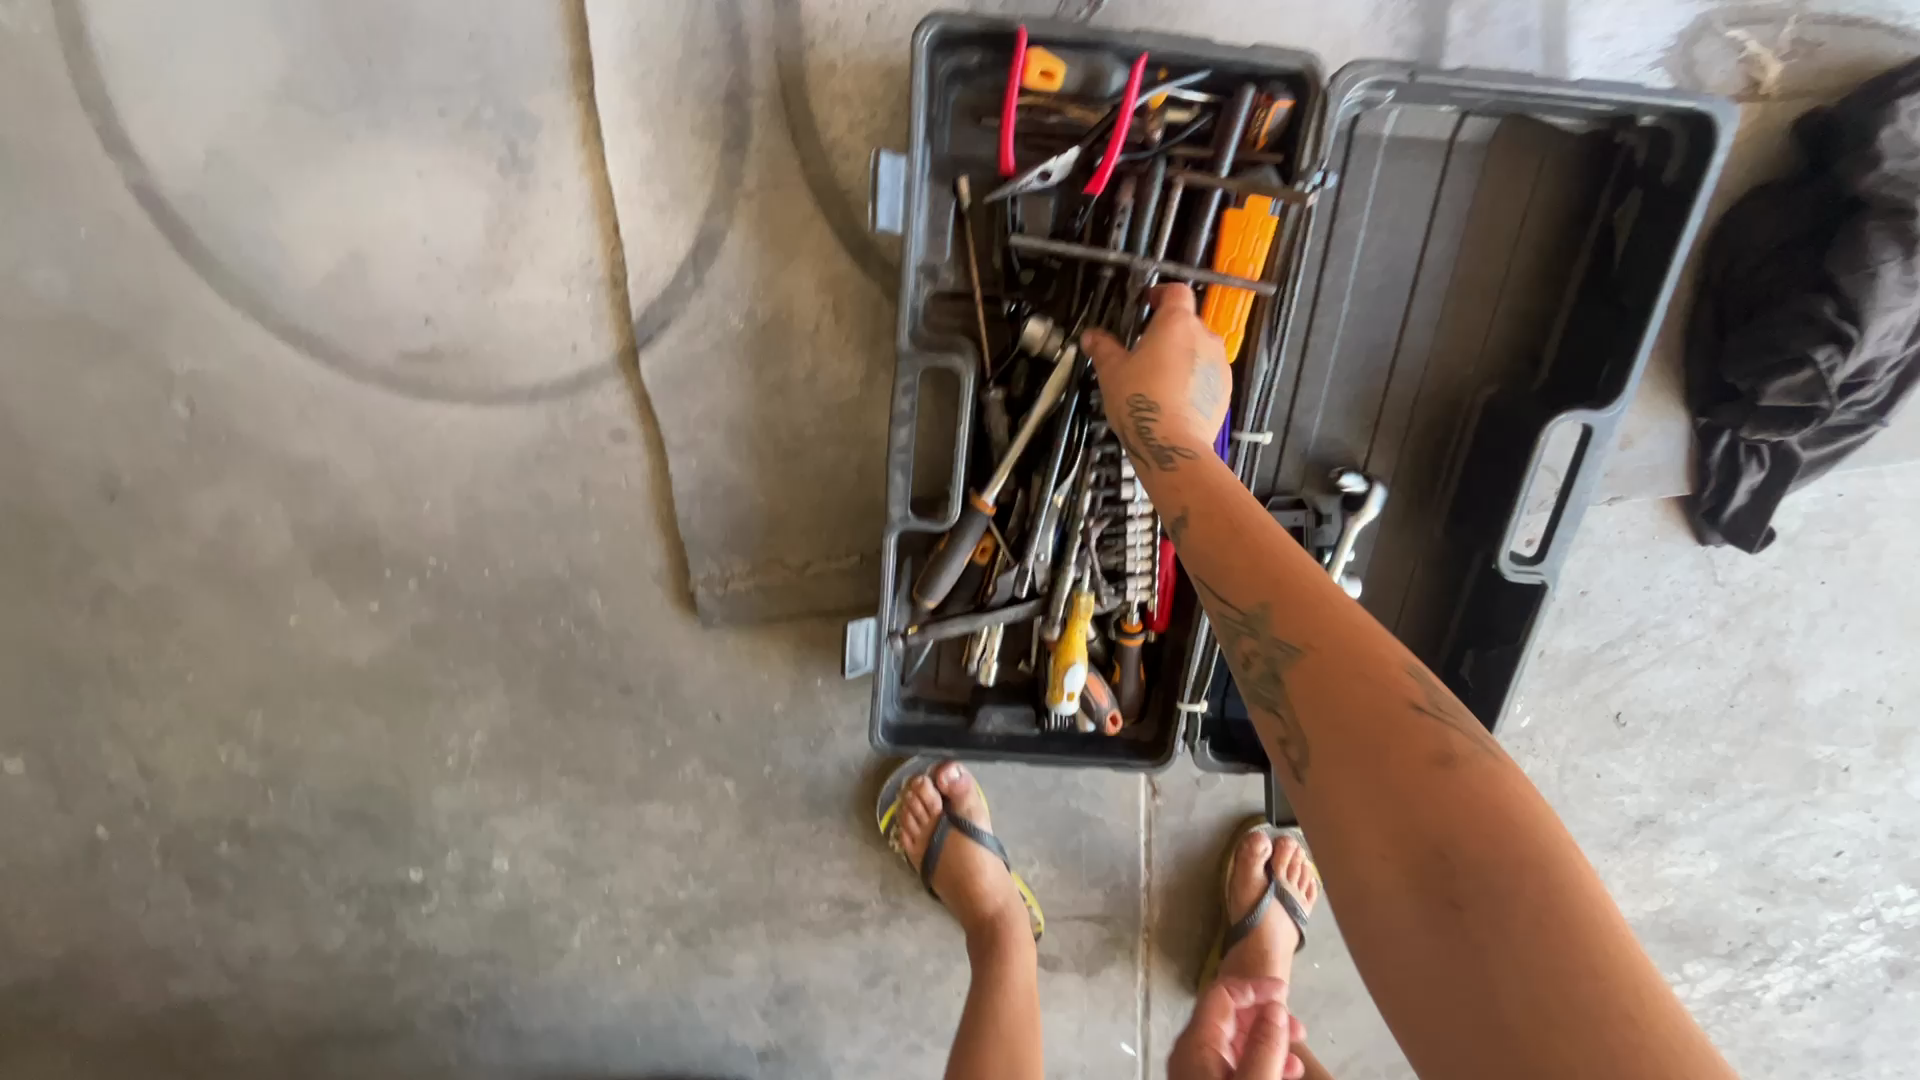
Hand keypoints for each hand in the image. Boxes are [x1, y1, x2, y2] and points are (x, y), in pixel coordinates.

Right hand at [1081, 284, 1230, 473]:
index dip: (1162, 293)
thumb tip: (1091, 337)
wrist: (1171, 445)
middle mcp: (1204, 337)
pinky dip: (1193, 381)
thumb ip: (1103, 349)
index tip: (1149, 302)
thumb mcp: (1112, 373)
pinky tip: (1174, 401)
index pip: (1176, 292)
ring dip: (1182, 358)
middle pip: (1187, 324)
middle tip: (1145, 354)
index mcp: (1176, 324)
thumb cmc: (1140, 402)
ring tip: (1159, 382)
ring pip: (1199, 351)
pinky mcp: (1225, 389)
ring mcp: (1219, 364)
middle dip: (1168, 334)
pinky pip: (1207, 375)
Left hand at [1168, 976, 1307, 1079]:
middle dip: (1266, 1016)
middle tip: (1299, 1028)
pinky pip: (1236, 1063)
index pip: (1222, 994)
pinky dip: (1261, 1061)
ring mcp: (1199, 1071)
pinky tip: (1286, 1071)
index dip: (1254, 987)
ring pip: (1236, 1042)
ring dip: (1268, 1041)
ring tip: (1298, 1054)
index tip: (1285, 991)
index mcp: (1195, 1042)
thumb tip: (1275, 1008)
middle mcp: (1193, 1051)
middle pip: (1229, 1016)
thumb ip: (1263, 1047)